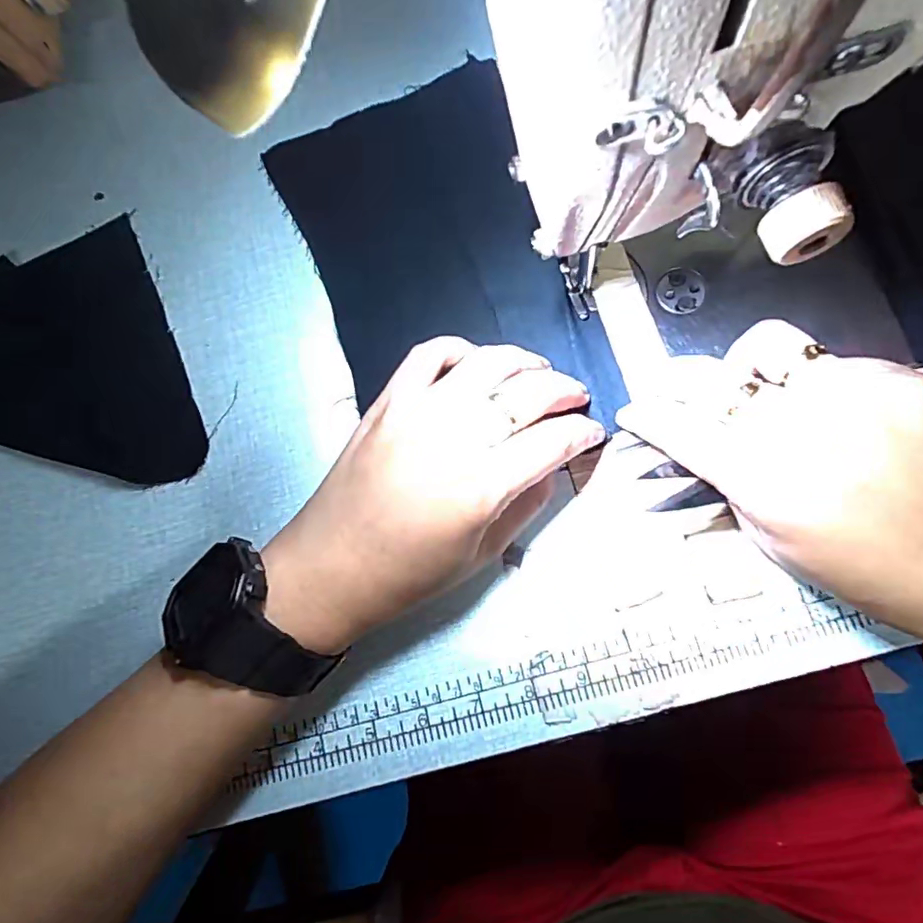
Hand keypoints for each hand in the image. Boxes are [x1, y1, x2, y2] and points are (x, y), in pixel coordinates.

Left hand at [261, 338, 606, 654]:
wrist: (330, 568)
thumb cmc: (409, 573)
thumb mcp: (483, 553)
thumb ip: (528, 503)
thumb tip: (553, 463)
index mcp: (480, 488)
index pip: (550, 441)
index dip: (581, 432)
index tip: (592, 431)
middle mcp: (452, 440)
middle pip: (526, 394)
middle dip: (564, 390)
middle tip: (577, 398)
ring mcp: (417, 413)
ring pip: (486, 363)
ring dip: (524, 361)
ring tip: (539, 372)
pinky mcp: (389, 401)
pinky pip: (431, 354)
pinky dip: (462, 349)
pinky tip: (479, 364)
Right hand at [616, 321, 922, 672]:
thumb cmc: (878, 577)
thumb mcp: (788, 550)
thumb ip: (743, 492)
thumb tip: (710, 451)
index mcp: (770, 485)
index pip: (684, 430)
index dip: (650, 416)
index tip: (638, 410)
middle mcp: (804, 429)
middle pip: (716, 375)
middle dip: (684, 380)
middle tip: (683, 389)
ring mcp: (857, 393)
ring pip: (774, 350)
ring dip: (755, 372)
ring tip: (769, 396)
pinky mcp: (904, 375)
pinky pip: (839, 363)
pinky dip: (825, 386)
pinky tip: (848, 416)